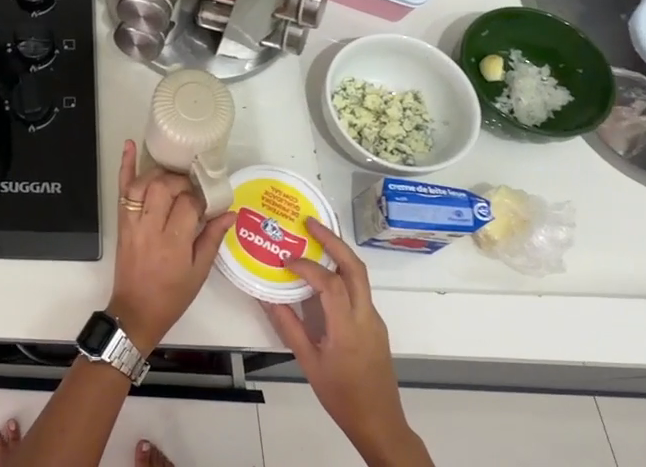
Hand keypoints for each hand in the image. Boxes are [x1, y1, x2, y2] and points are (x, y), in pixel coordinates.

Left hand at [105, 140, 235, 353]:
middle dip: (180, 182)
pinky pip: (121, 188)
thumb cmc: (172, 295)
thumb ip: (212, 239)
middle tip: (191, 189)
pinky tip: (130, 145)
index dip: (199, 199)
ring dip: (159, 173)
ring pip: (142, 183)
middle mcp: (149, 227)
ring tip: (173, 176)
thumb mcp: (199, 272)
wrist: (136, 310)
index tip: (206, 203)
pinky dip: (125, 165)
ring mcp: (132, 221)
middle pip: (163, 188)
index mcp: (173, 243)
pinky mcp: (121, 220)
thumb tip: (230, 212)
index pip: (187, 204)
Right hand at [261, 218, 428, 465]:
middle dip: (333, 241)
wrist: (380, 422)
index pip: (330, 284)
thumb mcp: (308, 362)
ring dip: (339, 254)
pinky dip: (341, 275)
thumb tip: (265, 297)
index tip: (285, 260)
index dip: (307, 266)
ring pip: (360, 277)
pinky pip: (358, 291)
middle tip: (309, 222)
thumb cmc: (341, 395)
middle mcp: (366, 317)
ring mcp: (374, 320)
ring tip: (313, 239)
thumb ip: (288, 326)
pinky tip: (321, 276)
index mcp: (348, 328)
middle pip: (355, 268)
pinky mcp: (375, 325)